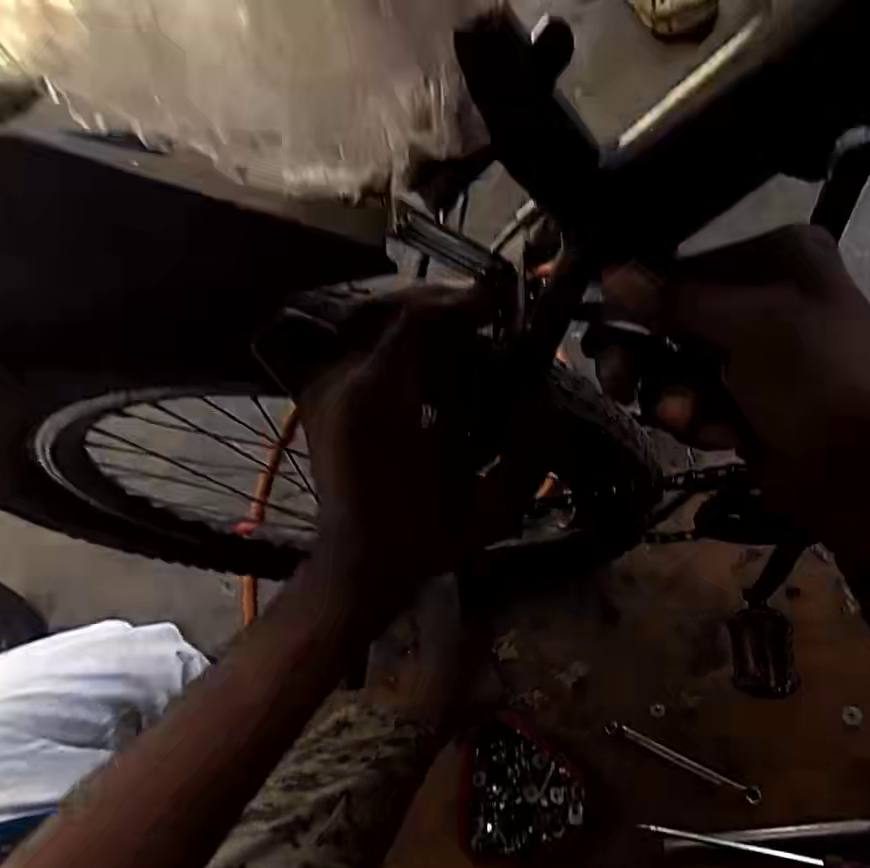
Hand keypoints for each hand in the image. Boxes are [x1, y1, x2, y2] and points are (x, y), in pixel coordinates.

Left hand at [298, 288, 518, 584]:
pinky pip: (363, 347)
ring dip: (421, 322)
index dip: (461, 303)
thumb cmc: (426, 540)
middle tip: (485, 313)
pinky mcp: (323, 395)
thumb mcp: (490, 507)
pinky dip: (401, 343)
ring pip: (373, 323)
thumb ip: (526, 455)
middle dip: (441, 307)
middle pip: (390, 312)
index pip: (416, 321)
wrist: (360, 565)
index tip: (498, 299)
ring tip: (463, 330)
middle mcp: (342, 383)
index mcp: (379, 404)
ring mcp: (325, 386)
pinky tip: (432, 358)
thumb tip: (547, 405)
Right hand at [602, 226, 869, 575]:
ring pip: (674, 369)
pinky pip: (693, 405)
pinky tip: (719, 436)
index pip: (685, 266)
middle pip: (672, 321)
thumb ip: (679, 302)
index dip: (641, 297)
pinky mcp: (742, 407)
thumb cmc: (821, 384)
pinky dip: (697, 421)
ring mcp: (750, 360)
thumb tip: (610, 273)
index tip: (602, 324)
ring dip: (672, 397)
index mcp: (777, 261)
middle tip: (619, 384)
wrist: (867, 478)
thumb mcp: (756, 329)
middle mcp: (761, 303)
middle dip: (645, 357)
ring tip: (689, 418)